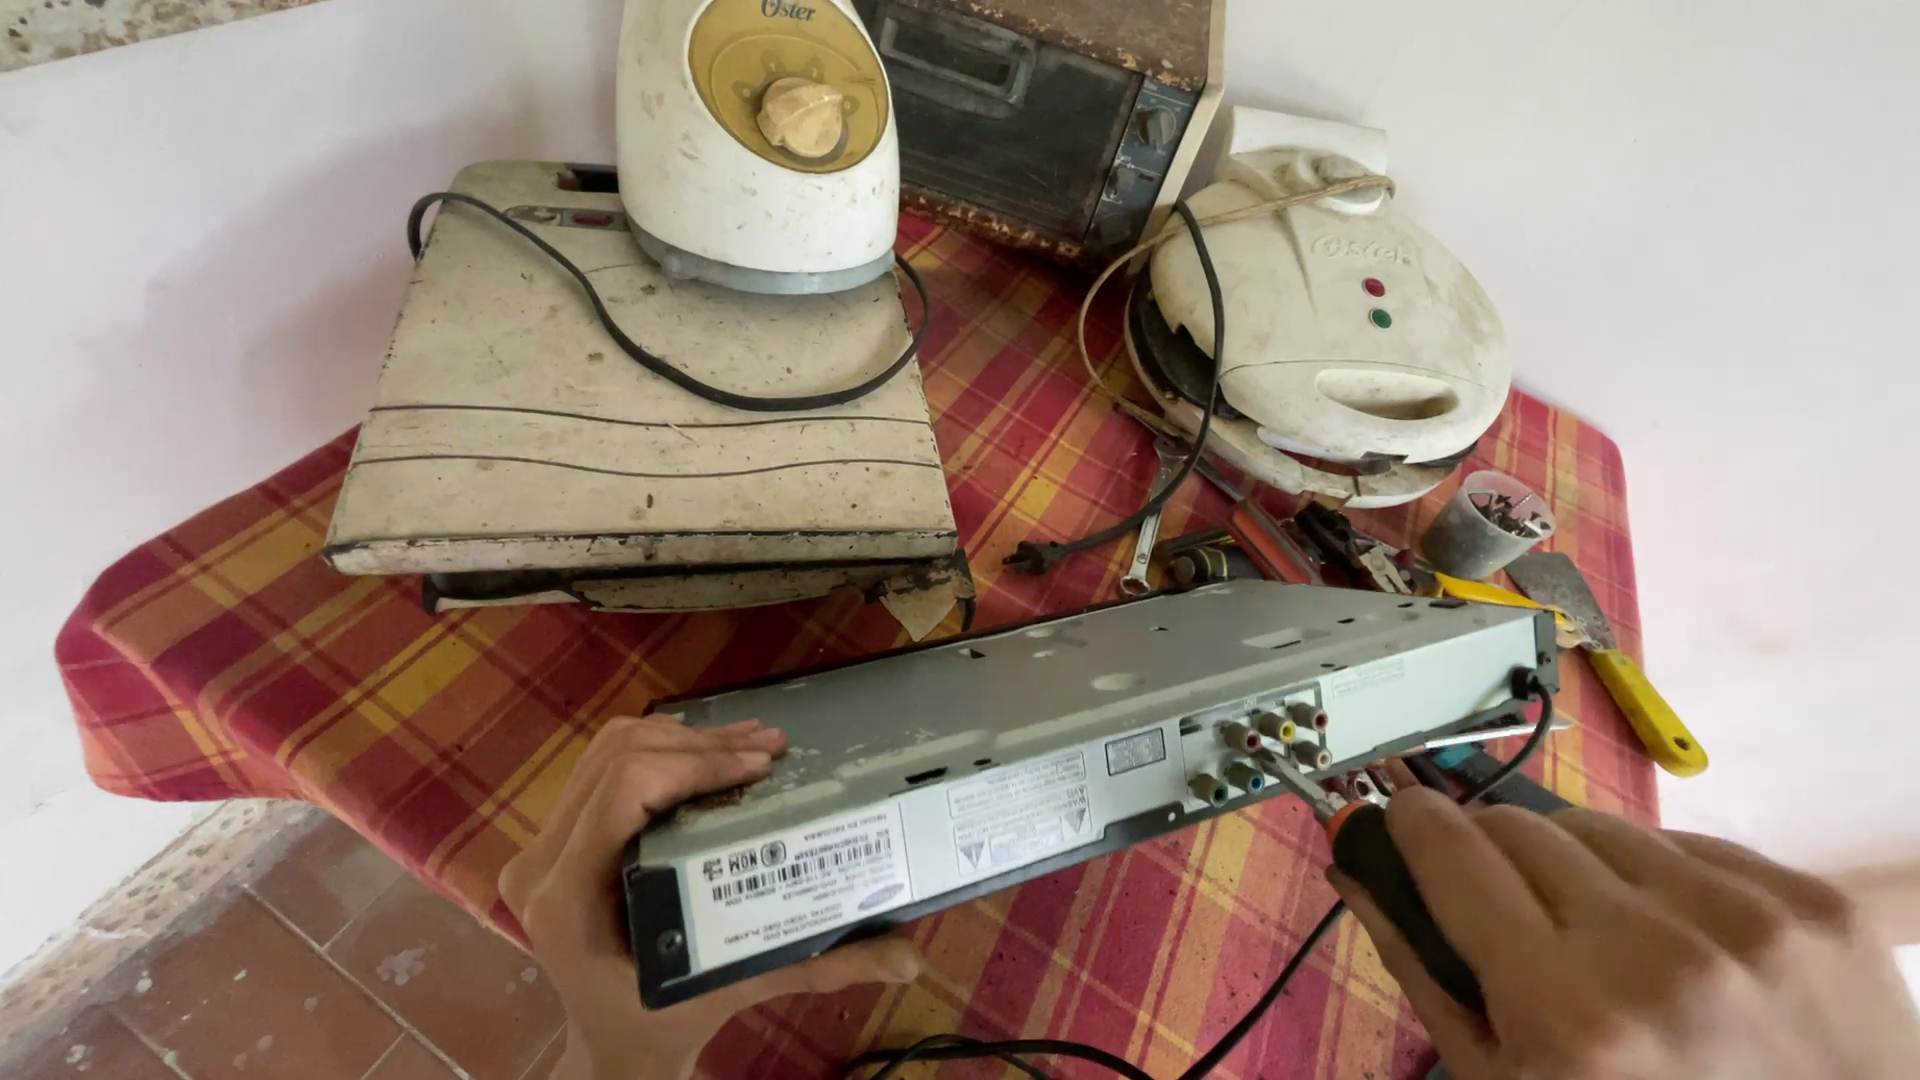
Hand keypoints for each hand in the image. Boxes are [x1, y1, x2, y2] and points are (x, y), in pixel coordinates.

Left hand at [499, 715, 921, 1079]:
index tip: (761, 766)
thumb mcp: (736, 988)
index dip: (696, 763)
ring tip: (752, 744)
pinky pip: (605, 763)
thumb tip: (909, 955)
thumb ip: (820, 967)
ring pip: (610, 748)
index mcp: (571, 897)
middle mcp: (544, 863)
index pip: (625, 791)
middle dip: (703, 743)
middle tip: (771, 751)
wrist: (611, 1047)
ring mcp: (543, 845)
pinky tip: (714, 750)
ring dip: (685, 736)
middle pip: (619, 756)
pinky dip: (663, 745)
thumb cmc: (662, 1022)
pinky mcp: (558, 835)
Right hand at [1332, 788, 1919, 1078]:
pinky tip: (1678, 937)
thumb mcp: (1498, 1079)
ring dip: (1574, 863)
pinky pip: (1679, 842)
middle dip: (1489, 852)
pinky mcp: (1819, 907)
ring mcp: (1752, 924)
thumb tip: (1350, 864)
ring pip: (1591, 823)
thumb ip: (1414, 961)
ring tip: (1601, 930)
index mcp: (1567, 1008)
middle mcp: (1659, 954)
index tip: (1405, 823)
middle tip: (1506, 906)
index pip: (1444, 842)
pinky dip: (1655, 875)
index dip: (1411, 823)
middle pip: (1512, 823)